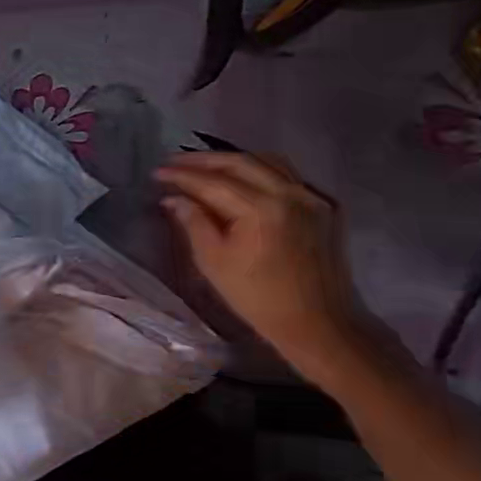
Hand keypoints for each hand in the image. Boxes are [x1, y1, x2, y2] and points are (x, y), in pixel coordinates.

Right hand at [155, 152, 378, 373]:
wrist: (317, 320)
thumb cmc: (255, 296)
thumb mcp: (212, 261)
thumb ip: (193, 223)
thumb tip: (174, 198)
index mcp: (261, 209)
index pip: (213, 182)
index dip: (181, 176)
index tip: (156, 172)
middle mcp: (291, 194)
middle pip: (242, 162)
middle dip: (204, 160)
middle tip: (173, 162)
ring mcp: (313, 197)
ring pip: (269, 162)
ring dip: (232, 160)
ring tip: (204, 166)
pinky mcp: (324, 206)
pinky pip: (287, 176)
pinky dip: (258, 170)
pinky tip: (241, 181)